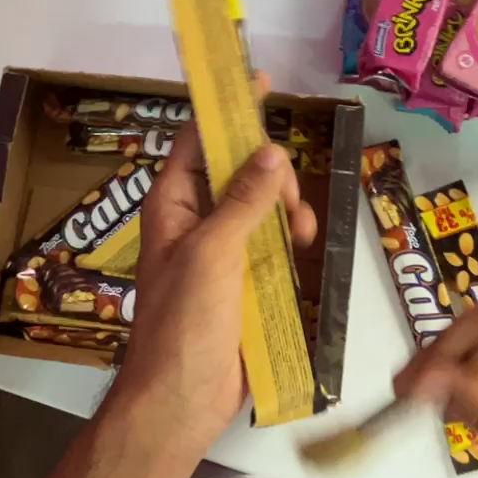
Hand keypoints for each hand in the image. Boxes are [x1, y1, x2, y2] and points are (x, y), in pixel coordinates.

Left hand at [110, 115, 317, 454]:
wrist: (182, 396)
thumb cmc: (186, 320)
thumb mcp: (213, 252)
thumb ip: (243, 200)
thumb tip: (270, 149)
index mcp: (173, 201)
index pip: (198, 139)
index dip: (226, 110)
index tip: (259, 81)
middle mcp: (194, 216)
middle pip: (238, 168)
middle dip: (269, 174)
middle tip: (286, 202)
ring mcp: (220, 246)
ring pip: (260, 202)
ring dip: (286, 208)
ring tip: (301, 234)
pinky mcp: (243, 274)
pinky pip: (271, 237)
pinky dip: (289, 236)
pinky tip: (304, 249)